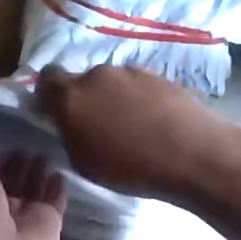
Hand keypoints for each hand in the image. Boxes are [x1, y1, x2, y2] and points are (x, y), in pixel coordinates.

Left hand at [0, 136, 65, 239]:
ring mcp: (23, 219)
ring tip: (47, 152)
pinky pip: (55, 202)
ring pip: (32, 190)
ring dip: (37, 173)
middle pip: (9, 181)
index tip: (4, 140)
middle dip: (17, 164)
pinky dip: (58, 188)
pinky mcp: (49, 226)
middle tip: (31, 143)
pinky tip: (62, 173)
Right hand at [37, 64, 240, 200]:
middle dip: (83, 99)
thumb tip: (67, 122)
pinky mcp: (161, 76)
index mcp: (71, 96)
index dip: (47, 95)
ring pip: (111, 83)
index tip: (53, 114)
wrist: (194, 154)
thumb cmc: (129, 167)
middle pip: (81, 81)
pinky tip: (152, 125)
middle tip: (94, 127)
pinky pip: (137, 87)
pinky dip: (138, 101)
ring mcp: (132, 72)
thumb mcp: (82, 161)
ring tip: (129, 128)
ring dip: (112, 99)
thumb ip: (68, 133)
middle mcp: (98, 76)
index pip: (46, 78)